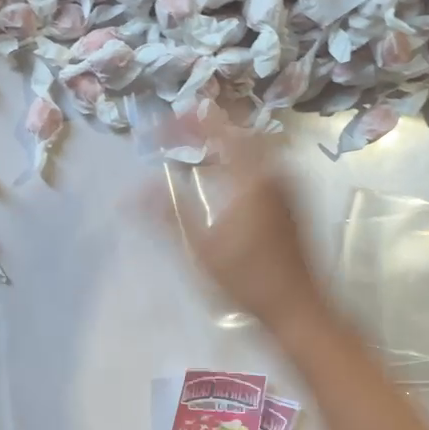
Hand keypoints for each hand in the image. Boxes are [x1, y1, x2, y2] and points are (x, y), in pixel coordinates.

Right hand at [154, 114, 330, 335]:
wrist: (297, 306)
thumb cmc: (246, 280)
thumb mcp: (199, 249)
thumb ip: (167, 215)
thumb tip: (131, 194)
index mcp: (252, 178)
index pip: (218, 134)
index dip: (189, 124)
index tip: (162, 123)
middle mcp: (275, 173)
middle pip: (241, 134)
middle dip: (210, 126)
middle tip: (181, 128)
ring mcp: (288, 187)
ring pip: (256, 147)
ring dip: (227, 141)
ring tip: (200, 145)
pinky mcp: (292, 202)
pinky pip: (265, 163)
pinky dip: (240, 158)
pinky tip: (226, 174)